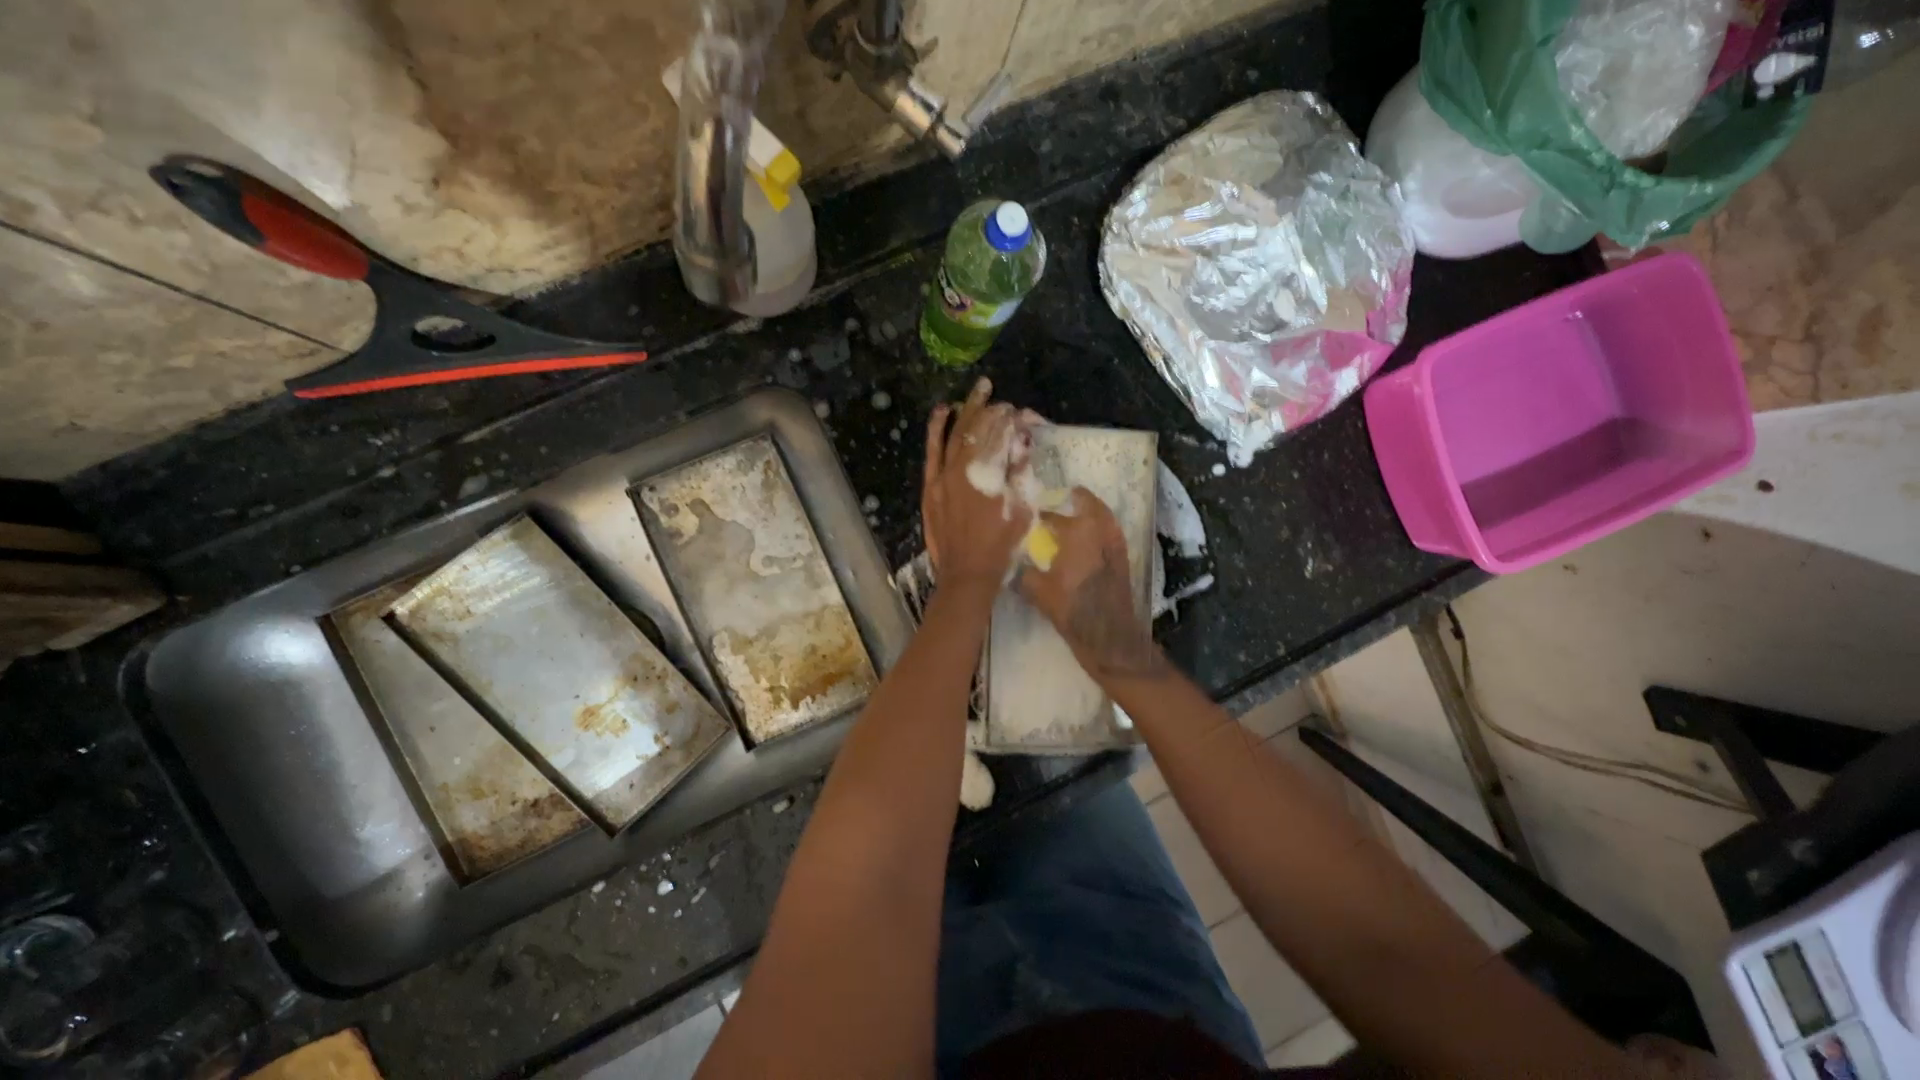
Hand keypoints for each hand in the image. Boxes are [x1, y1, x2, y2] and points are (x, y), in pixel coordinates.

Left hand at [921, 378, 1034, 592]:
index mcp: (986, 472)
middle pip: (974, 428)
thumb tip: (1021, 439)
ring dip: (965, 412)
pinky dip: (936, 430)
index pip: (998, 432)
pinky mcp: (930, 488)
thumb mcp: (1022, 508)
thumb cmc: (1001, 546)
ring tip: (975, 392)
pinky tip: (941, 412)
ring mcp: (941, 477)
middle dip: (986, 408)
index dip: (1008, 418)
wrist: (967, 575)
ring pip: (953, 435)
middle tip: (994, 391)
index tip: (1018, 412)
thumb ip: (1021, 470)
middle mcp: (960, 468)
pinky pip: (932, 452)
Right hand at [1015, 487, 1163, 678]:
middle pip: (1088, 504)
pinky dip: (1101, 529)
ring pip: (1104, 516)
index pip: (1052, 516)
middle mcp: (1100, 529)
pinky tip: (1088, 541)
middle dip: (1075, 499)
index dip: (1039, 514)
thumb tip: (1009, 564)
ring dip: (1091, 512)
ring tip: (1077, 515)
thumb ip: (1022, 573)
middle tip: (1063, 499)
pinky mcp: (1123, 558)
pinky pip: (1111, 533)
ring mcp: (1116, 543)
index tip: (1030, 514)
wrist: (1108, 633)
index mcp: (1078, 531)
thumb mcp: (1038, 591)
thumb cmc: (1071, 608)